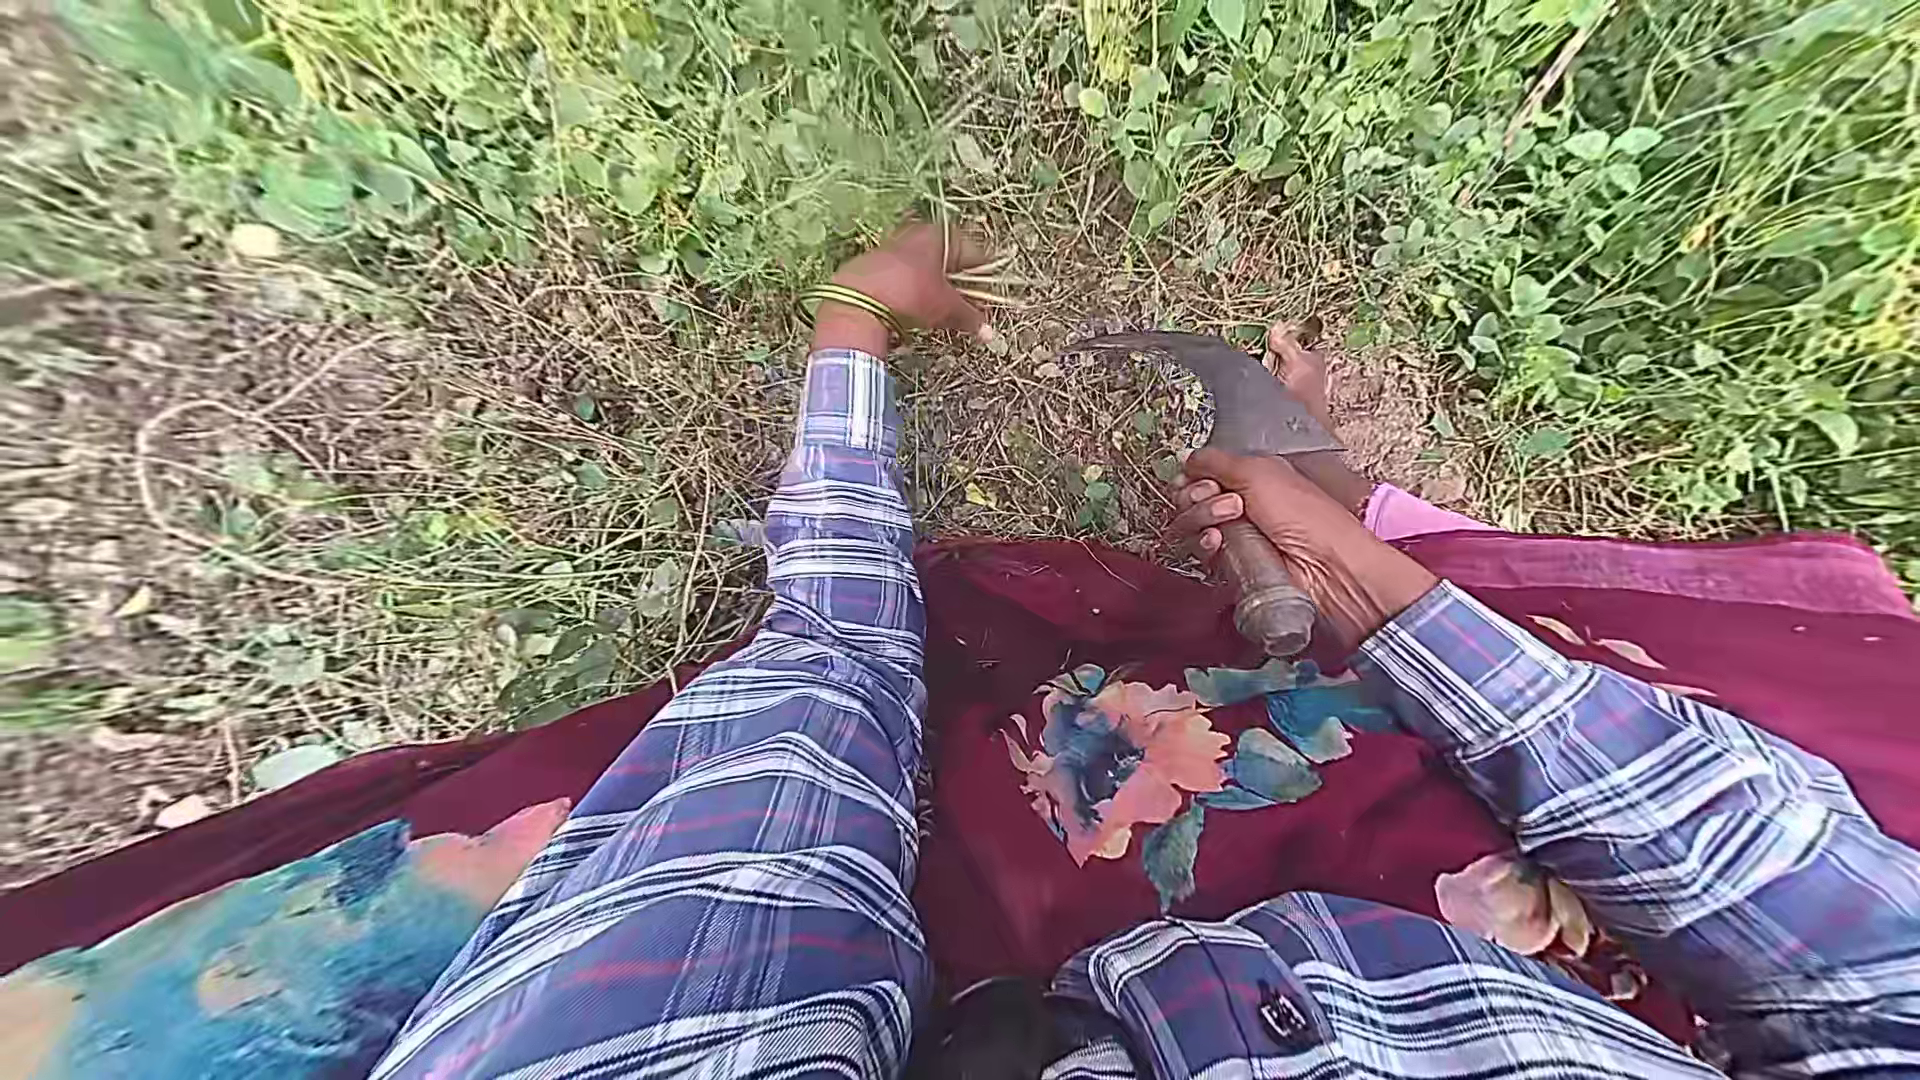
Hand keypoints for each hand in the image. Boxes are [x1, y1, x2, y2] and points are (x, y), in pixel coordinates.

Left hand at [813, 223, 991, 355]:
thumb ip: (969, 317)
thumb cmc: (911, 295)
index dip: (984, 277)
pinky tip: (914, 311)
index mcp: (939, 235)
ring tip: (942, 313)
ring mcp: (892, 248)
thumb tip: (988, 332)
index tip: (990, 297)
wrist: (857, 301)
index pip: (972, 252)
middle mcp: (915, 234)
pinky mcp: (873, 265)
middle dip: (960, 284)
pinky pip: (903, 277)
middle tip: (968, 307)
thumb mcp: (945, 307)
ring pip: (925, 268)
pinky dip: (914, 292)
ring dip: (936, 289)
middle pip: (947, 260)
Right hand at [1171, 448, 1439, 650]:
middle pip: (1187, 497)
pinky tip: (1219, 541)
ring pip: (1187, 523)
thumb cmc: (1304, 516)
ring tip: (1231, 518)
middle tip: (1230, 502)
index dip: (1193, 476)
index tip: (1206, 479)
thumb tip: (1186, 460)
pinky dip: (1204, 542)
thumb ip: (1216, 461)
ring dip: (1202, 517)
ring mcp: (1229, 534)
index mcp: (1248, 478)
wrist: (1322, 567)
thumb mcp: (1259, 471)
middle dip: (1200, 497)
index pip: (1198, 474)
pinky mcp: (1225, 562)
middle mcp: (1235, 505)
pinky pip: (1196, 549)